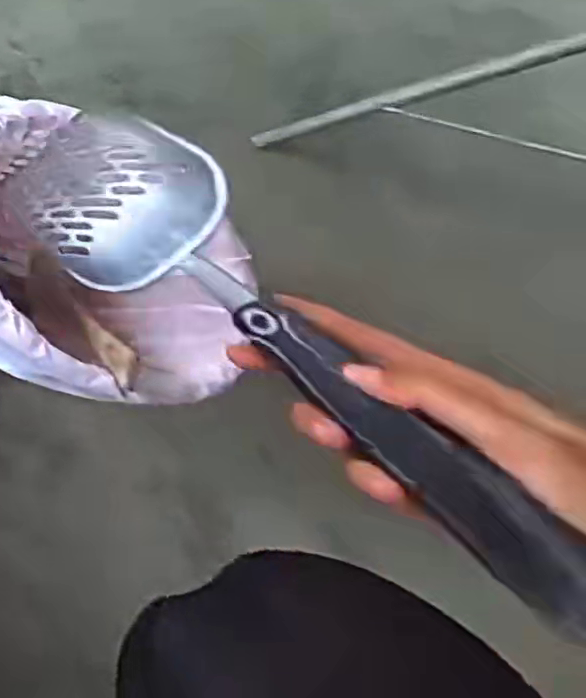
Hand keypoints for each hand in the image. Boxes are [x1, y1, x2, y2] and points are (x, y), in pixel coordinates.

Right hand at [229, 295, 585, 535]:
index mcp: (452, 388)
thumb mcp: (517, 437)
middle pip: (346, 383)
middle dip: (298, 374)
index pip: (369, 342)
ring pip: (356, 429)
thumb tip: (350, 370)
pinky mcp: (441, 491)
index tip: (262, 308)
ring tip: (332, 443)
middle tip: (247, 363)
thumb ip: (434, 398)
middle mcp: (435, 412)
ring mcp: (436, 451)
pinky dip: (373, 479)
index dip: (315, 321)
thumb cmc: (580, 484)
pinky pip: (386, 475)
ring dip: (331, 432)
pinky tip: (385, 488)